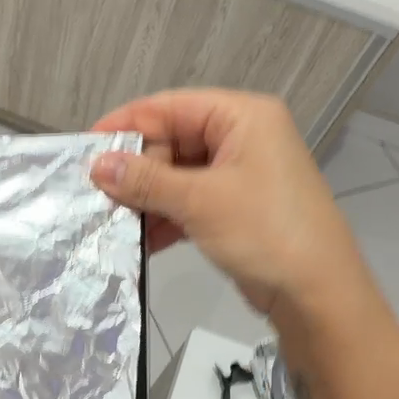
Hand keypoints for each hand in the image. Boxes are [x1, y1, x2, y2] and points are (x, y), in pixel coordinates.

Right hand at [89, 89, 361, 316]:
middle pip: (171, 142)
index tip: (84, 149)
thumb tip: (97, 165)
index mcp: (242, 117)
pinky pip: (188, 204)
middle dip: (135, 171)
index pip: (170, 107)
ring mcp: (239, 176)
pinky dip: (164, 220)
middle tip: (98, 196)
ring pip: (176, 177)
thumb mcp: (199, 201)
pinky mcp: (234, 209)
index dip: (126, 126)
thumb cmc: (265, 232)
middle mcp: (241, 138)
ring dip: (146, 200)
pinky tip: (139, 242)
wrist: (314, 291)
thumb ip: (145, 181)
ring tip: (112, 222)